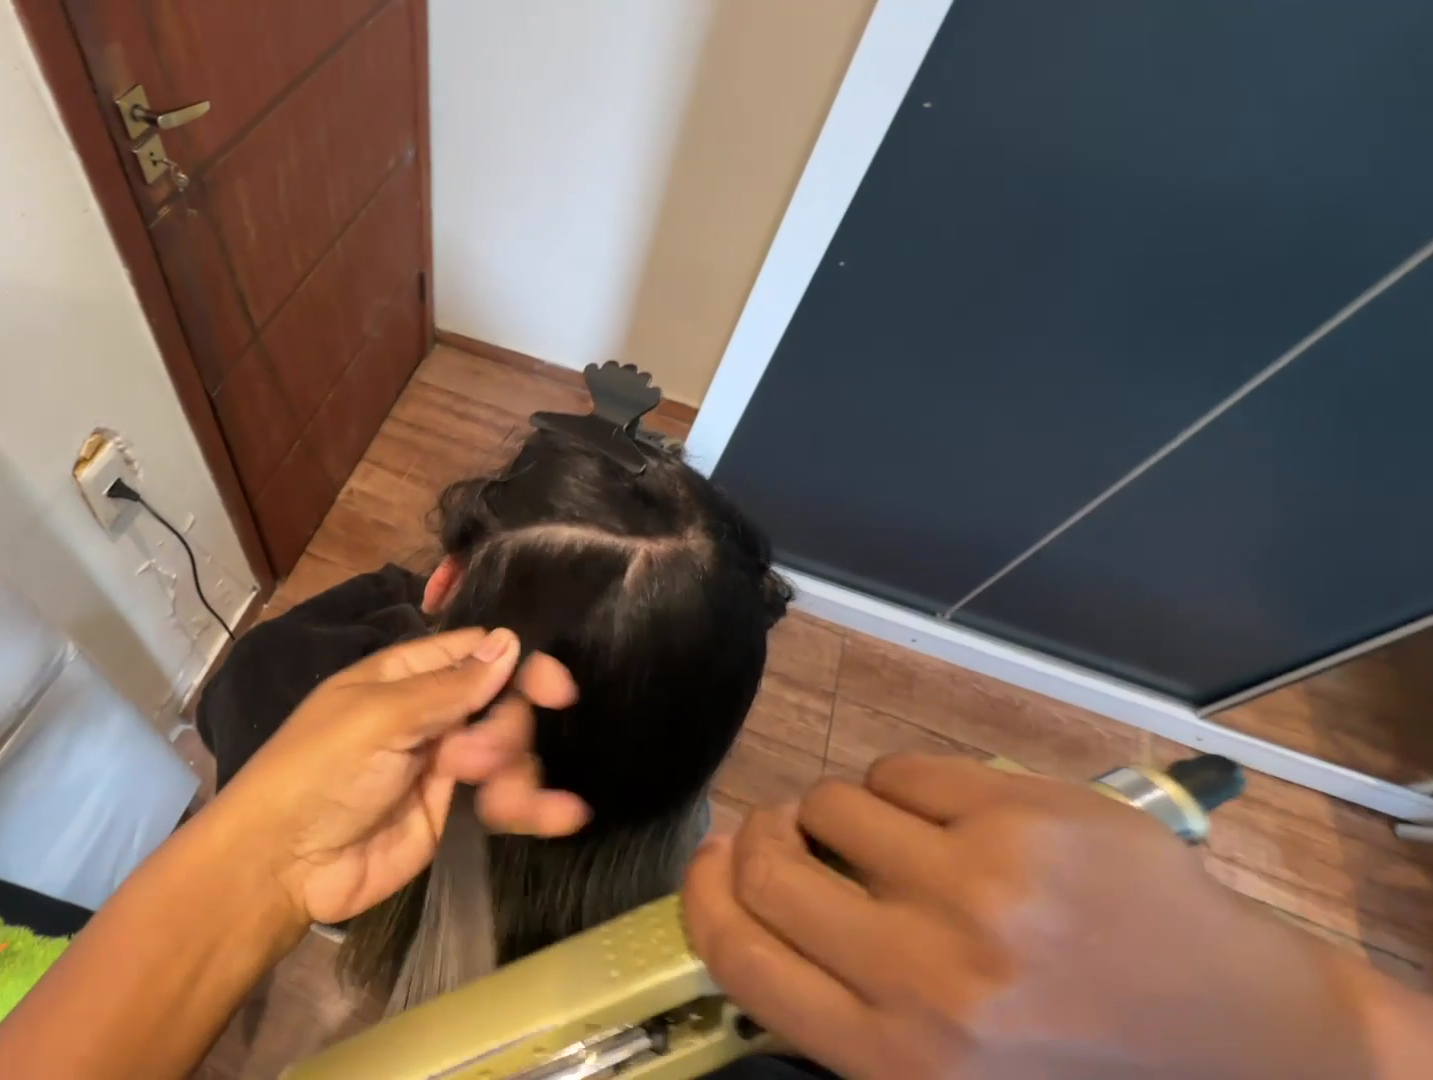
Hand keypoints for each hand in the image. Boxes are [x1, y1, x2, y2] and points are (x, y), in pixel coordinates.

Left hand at [215, 627, 589, 925]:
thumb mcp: (380, 719)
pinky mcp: (450, 811)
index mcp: (404, 675)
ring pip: (506, 750)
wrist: (282, 866)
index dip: (516, 662)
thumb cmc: (320, 771)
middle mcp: (428, 713)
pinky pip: (500, 797)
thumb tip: (510, 642)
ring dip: (518, 771)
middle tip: (475, 761)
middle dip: (504, 729)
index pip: (472, 653)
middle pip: (497, 702)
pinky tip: (565, 814)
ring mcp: (440, 763)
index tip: (557, 689)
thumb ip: (449, 687)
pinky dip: (534, 804)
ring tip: (504, 802)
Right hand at [682, 754, 1375, 1078]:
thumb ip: (836, 1005)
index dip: (703, 894)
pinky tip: (959, 824)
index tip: (706, 862)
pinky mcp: (1022, 816)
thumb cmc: (1074, 1066)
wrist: (1261, 1047)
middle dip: (762, 835)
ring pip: (830, 802)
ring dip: (841, 814)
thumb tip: (745, 896)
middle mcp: (926, 975)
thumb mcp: (939, 1075)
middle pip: (768, 865)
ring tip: (894, 841)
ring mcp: (978, 886)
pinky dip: (906, 790)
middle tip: (784, 834)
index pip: (740, 954)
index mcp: (897, 1058)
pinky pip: (899, 771)